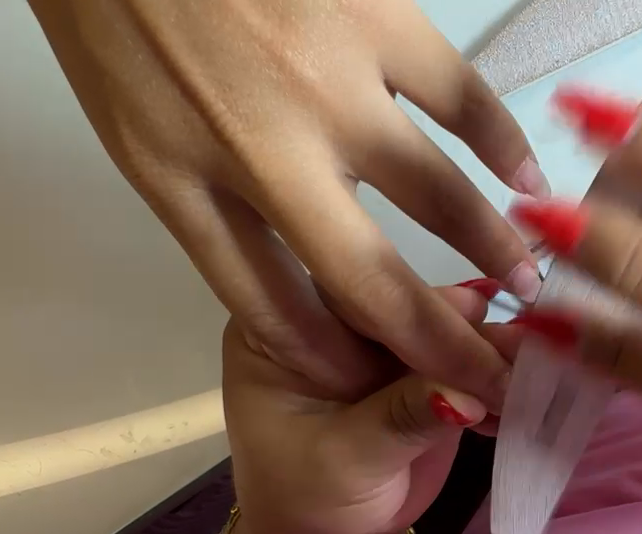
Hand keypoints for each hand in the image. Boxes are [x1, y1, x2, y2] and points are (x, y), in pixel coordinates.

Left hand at [29, 0, 546, 403]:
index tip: (401, 388)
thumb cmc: (113, 11)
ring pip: (437, 199)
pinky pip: (461, 98)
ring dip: (494, 255)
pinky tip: (528, 180)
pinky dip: (504, 145)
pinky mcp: (371, 15)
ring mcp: (323, 81)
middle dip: (447, 351)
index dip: (349, 368)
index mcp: (181, 179)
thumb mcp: (139, 132)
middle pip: (374, 286)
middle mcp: (259, 147)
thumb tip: (321, 300)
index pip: (280, 315)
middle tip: (498, 380)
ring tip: (528, 285)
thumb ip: (222, 218)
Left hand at [219, 285, 512, 533]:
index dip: (418, 304)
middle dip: (470, 330)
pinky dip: (498, 384)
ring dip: (495, 355)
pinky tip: (530, 394)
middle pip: (411, 310)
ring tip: (539, 369)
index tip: (480, 312)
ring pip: (448, 338)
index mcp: (288, 326)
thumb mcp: (348, 460)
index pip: (355, 296)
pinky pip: (467, 370)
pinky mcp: (425, 379)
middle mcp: (338, 325)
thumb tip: (466, 393)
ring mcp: (386, 352)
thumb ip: (403, 420)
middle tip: (526, 341)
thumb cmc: (309, 501)